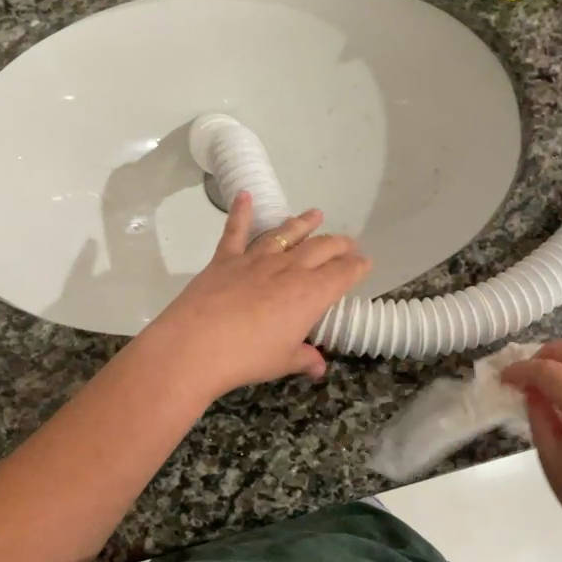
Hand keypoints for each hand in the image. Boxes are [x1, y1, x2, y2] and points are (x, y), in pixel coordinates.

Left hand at [135, 192, 370, 401]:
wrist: (196, 346)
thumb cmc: (247, 358)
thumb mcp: (282, 362)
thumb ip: (303, 358)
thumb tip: (318, 366)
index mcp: (311, 294)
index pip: (343, 274)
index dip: (357, 267)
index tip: (365, 263)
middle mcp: (289, 269)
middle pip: (321, 248)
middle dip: (339, 244)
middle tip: (348, 243)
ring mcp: (256, 260)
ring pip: (286, 235)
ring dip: (303, 223)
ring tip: (315, 214)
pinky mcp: (225, 259)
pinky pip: (235, 231)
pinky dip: (241, 212)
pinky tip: (245, 195)